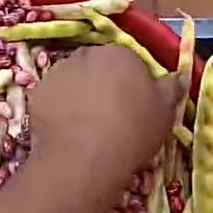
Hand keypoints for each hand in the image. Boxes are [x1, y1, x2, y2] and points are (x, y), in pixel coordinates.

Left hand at [28, 45, 177, 187]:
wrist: (85, 158)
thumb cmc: (132, 132)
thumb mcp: (165, 112)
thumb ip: (170, 88)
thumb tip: (176, 76)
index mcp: (120, 53)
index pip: (128, 61)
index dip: (132, 84)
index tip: (134, 106)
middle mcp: (86, 54)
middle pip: (97, 67)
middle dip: (102, 84)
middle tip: (110, 116)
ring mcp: (57, 72)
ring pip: (72, 80)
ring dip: (79, 95)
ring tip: (86, 126)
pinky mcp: (36, 93)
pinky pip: (52, 98)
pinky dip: (58, 109)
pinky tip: (67, 131)